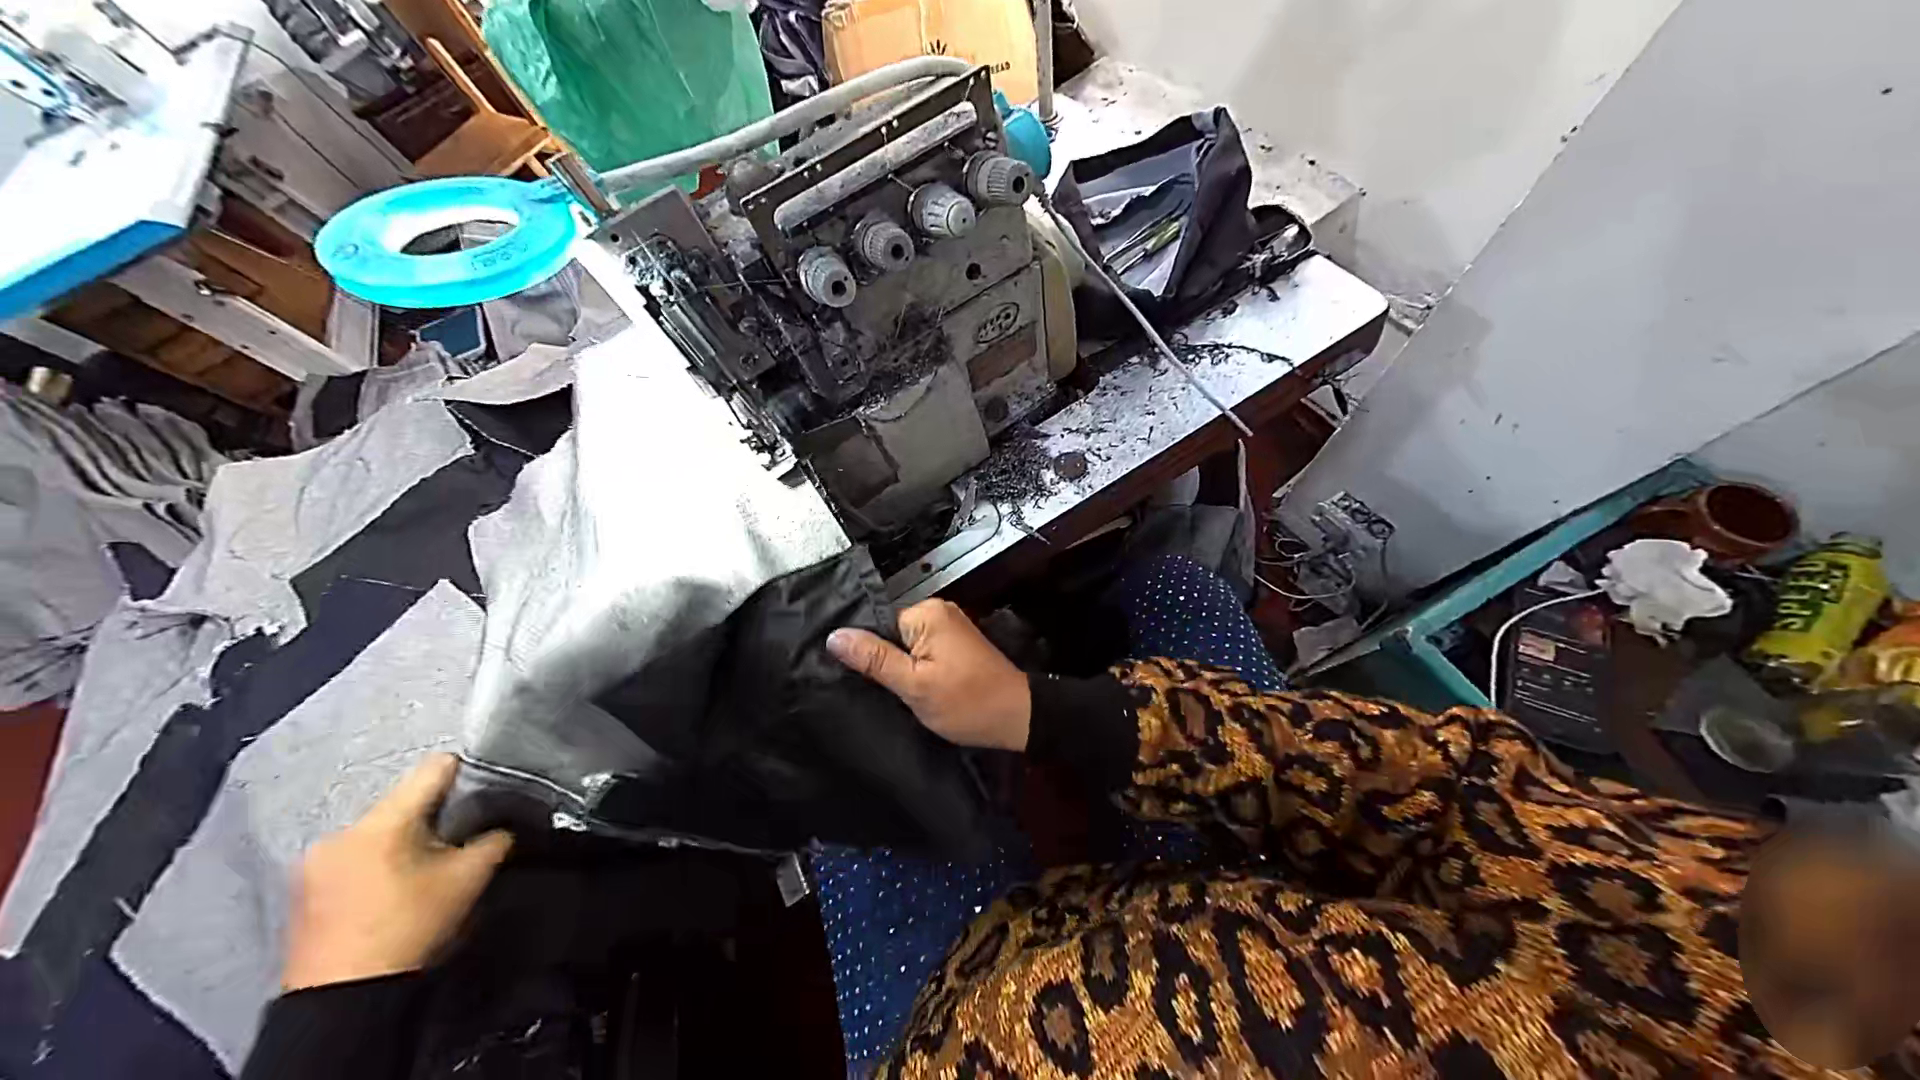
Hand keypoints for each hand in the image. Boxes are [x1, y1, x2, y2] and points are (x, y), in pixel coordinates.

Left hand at [280, 753, 512, 991]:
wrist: (342, 999)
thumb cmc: (410, 927)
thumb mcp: (469, 878)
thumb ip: (495, 839)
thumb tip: (503, 825)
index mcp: (382, 822)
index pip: (434, 768)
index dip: (467, 772)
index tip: (483, 791)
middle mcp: (341, 831)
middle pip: (403, 800)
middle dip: (433, 814)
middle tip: (455, 838)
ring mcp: (314, 860)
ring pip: (378, 827)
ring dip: (403, 837)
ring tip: (422, 864)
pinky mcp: (302, 885)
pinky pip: (353, 852)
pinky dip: (378, 858)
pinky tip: (391, 884)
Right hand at [827, 599, 1030, 750]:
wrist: (1016, 718)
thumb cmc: (969, 703)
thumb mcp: (914, 686)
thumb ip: (874, 659)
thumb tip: (834, 636)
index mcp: (927, 613)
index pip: (876, 622)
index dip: (862, 649)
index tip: (851, 674)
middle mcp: (937, 611)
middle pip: (888, 631)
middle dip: (878, 658)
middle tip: (868, 687)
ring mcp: (947, 627)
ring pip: (902, 643)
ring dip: (894, 666)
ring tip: (886, 689)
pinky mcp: (952, 644)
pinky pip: (918, 650)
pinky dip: (910, 668)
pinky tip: (905, 687)